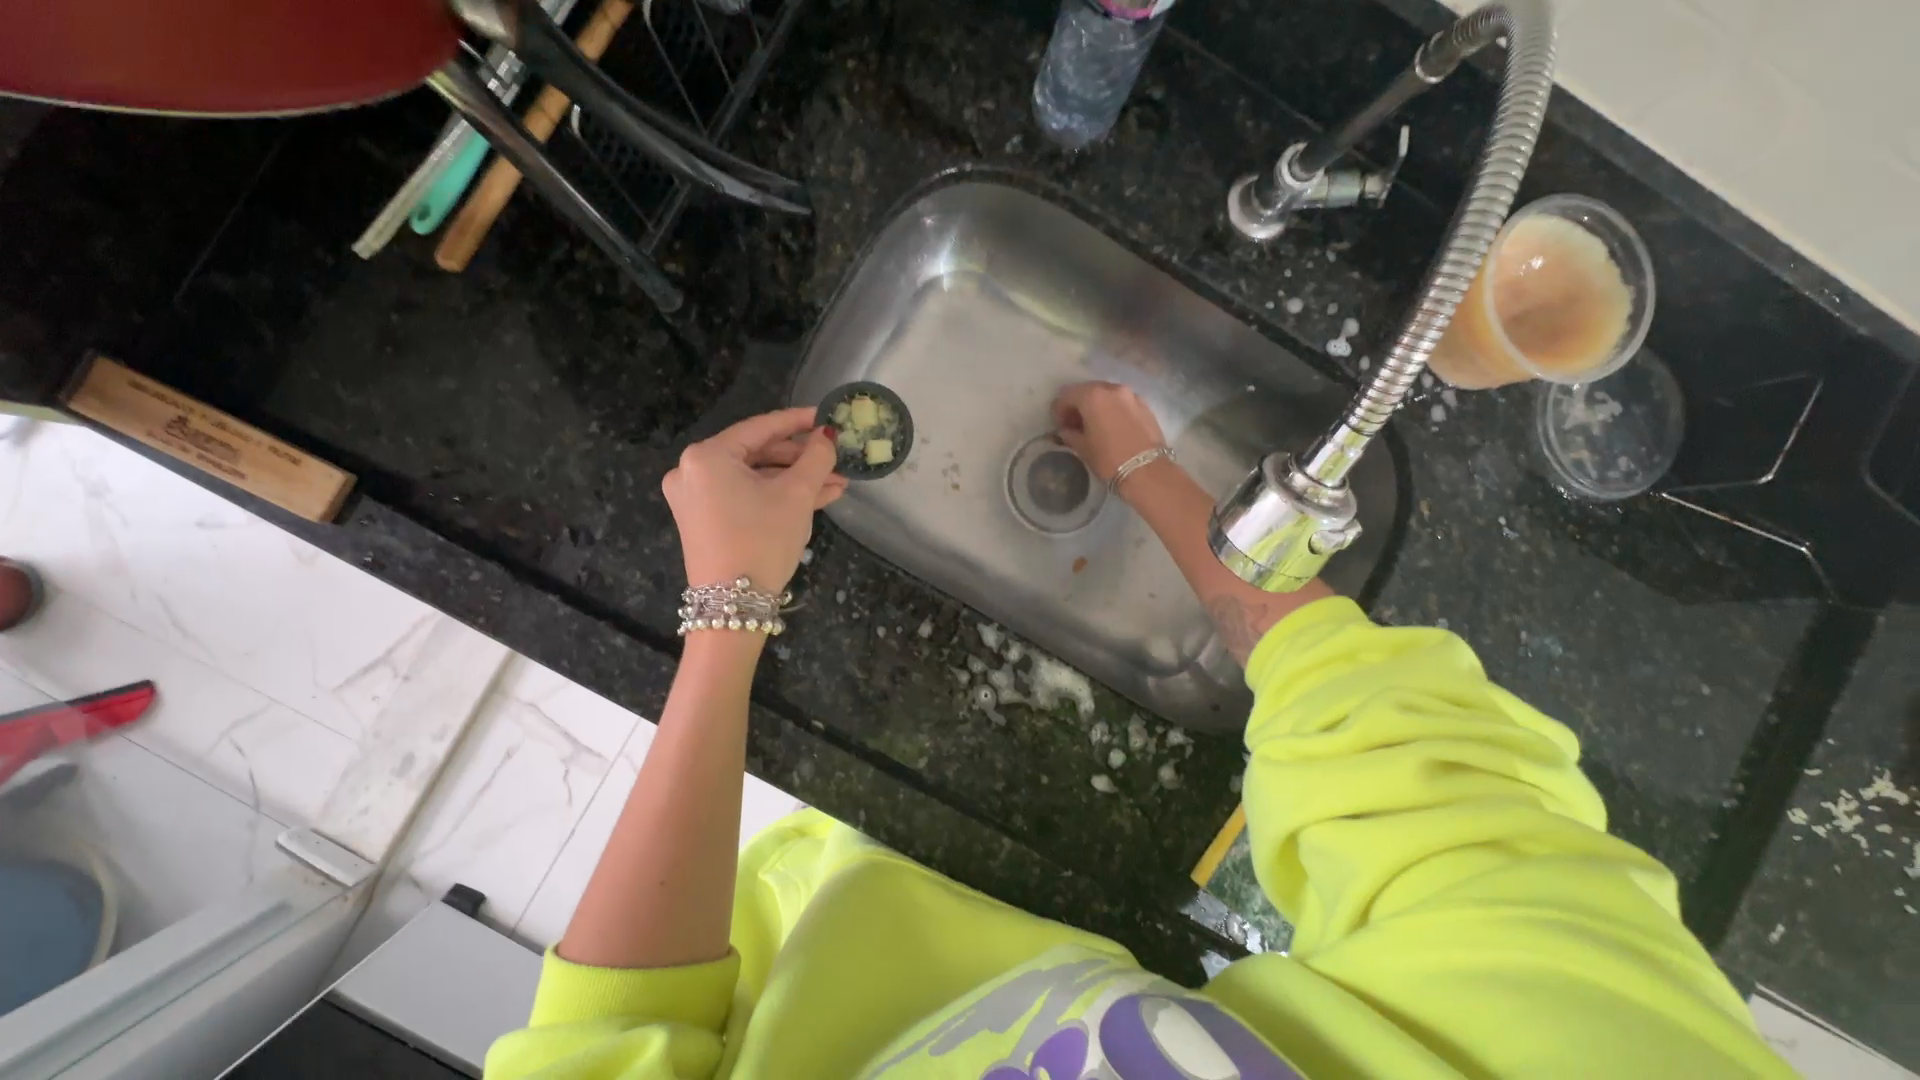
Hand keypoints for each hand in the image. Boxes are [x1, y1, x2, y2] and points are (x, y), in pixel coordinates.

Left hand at [662, 407, 846, 592]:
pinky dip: (775, 497)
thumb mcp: (796, 496)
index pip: (761, 427)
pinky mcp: (704, 520)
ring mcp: (695, 498)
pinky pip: (744, 496)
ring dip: (795, 480)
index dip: (799, 421)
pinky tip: (816, 499)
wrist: (733, 605)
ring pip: (754, 478)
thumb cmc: (762, 540)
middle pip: (757, 453)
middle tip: (836, 457)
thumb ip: (816, 458)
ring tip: (837, 484)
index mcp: (707, 456)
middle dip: (801, 459)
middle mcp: (692, 471)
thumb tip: (827, 436)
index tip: (827, 416)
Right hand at [1052, 381, 1168, 490]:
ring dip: (1097, 406)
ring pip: (1107, 395)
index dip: (1059, 410)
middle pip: (1088, 390)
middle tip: (1075, 424)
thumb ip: (1070, 434)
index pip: (1067, 394)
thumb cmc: (1109, 459)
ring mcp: (1132, 395)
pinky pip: (1123, 403)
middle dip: (1079, 405)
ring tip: (1096, 426)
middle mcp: (1112, 389)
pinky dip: (1114, 410)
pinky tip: (1114, 427)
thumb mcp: (1083, 448)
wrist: (1147, 471)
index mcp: (1093, 396)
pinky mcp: (1145, 406)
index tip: (1060, 425)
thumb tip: (1066, 430)